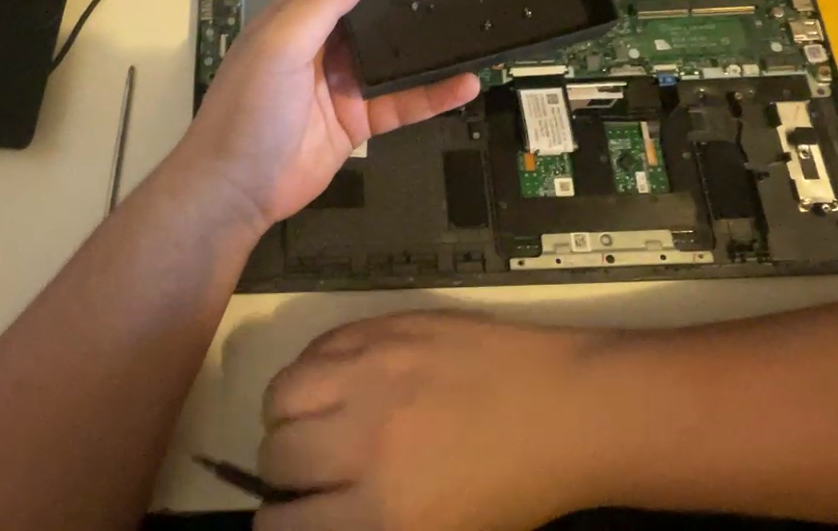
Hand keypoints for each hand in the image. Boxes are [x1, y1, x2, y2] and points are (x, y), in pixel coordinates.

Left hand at [178, 0, 479, 225]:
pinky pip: (402, 104)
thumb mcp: (281, 42)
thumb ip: (324, 2)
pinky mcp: (359, 122)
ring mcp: (340, 86)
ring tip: (468, 26)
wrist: (239, 186)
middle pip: (365, 16)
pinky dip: (433, 95)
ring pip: (390, 60)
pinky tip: (466, 84)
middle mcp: (318, 48)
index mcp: (291, 21)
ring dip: (424, 48)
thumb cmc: (251, 104)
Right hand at [255, 312, 620, 530]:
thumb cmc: (513, 487)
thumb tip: (320, 515)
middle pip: (275, 456)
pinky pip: (315, 345)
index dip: (279, 526)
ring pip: (281, 393)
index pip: (280, 528)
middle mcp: (363, 440)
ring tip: (321, 416)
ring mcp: (369, 371)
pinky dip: (316, 368)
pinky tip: (343, 379)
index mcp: (382, 512)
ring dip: (291, 414)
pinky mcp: (381, 326)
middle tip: (316, 466)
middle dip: (286, 470)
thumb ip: (368, 527)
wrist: (563, 405)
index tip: (294, 517)